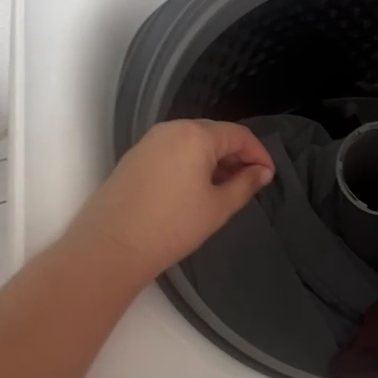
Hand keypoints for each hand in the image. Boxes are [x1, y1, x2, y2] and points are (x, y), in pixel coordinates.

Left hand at [68, 119, 274, 278]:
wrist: (108, 249)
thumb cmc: (171, 227)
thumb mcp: (217, 208)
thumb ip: (245, 185)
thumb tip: (262, 171)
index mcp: (196, 135)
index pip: (239, 135)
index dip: (258, 153)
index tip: (269, 175)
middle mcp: (172, 129)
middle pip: (215, 134)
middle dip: (236, 155)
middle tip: (249, 182)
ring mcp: (150, 142)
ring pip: (193, 142)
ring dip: (213, 159)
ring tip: (224, 188)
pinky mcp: (134, 157)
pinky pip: (173, 150)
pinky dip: (190, 163)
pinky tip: (194, 189)